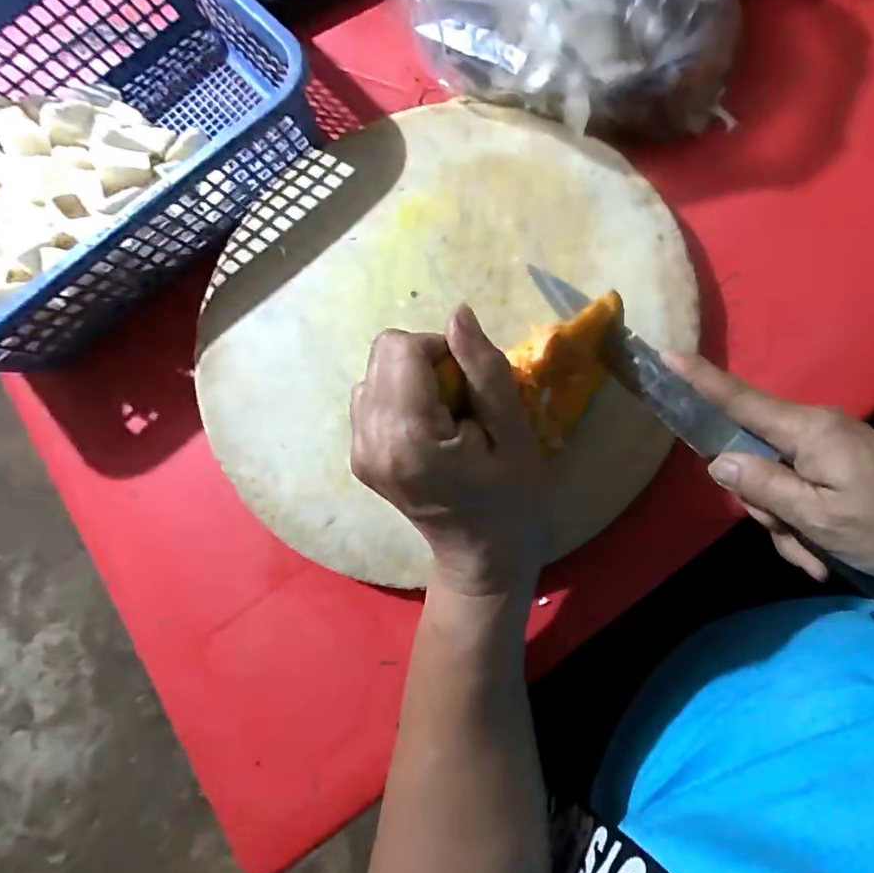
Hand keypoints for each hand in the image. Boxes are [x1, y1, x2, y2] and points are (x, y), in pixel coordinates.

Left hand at [351, 306, 552, 596]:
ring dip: (414, 380)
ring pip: (375, 373)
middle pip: (383, 354)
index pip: (402, 348)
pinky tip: (430, 431)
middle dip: (428, 363)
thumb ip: (484, 371)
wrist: (484, 559)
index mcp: (407, 438)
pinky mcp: (359, 456)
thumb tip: (458, 313)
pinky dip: (403, 399)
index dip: (443, 351)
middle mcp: (369, 441)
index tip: (472, 386)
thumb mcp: (514, 434)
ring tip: (448, 421)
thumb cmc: (513, 499)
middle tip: (463, 405)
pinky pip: (373, 397)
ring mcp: (359, 451)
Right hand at [666, 352, 873, 585]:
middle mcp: (814, 431)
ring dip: (789, 525)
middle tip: (796, 542)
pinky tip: (829, 556)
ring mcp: (831, 450)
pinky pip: (805, 492)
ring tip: (820, 559)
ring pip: (779, 483)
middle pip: (754, 457)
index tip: (665, 354)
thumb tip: (719, 461)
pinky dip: (808, 526)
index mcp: (806, 431)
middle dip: (763, 504)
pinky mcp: (846, 468)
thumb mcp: (824, 519)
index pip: (739, 400)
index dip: (699, 380)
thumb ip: (766, 487)